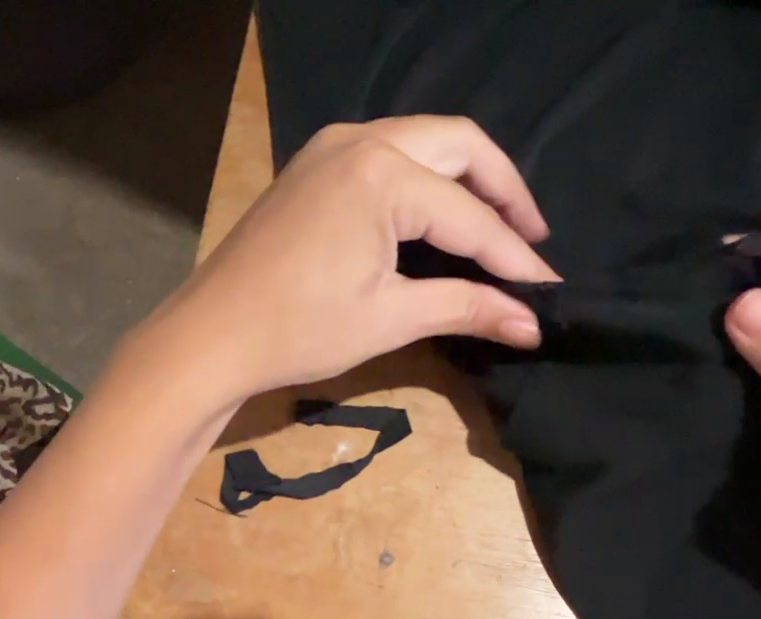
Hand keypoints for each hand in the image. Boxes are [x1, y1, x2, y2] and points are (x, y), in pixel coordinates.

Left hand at [131, 116, 558, 401]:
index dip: (514, 256)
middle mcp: (361, 141)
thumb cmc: (299, 330)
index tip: (548, 288)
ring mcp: (333, 146)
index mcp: (382, 175)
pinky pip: (391, 153)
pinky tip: (441, 216)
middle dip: (504, 191)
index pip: (470, 216)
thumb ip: (465, 307)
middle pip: (460, 145)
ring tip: (497, 226)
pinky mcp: (315, 164)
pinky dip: (428, 178)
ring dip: (468, 178)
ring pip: (425, 141)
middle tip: (532, 240)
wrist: (212, 335)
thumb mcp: (390, 319)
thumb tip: (532, 324)